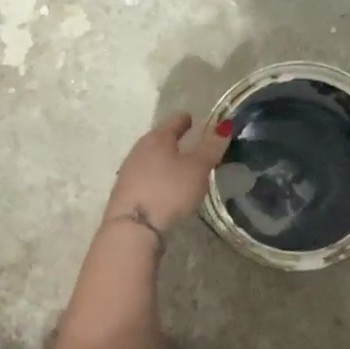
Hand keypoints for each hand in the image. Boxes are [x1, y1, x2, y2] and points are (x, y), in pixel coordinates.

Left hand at [102, 113, 231, 235]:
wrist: (132, 229)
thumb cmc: (169, 191)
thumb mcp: (198, 168)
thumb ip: (211, 146)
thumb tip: (224, 124)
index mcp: (158, 137)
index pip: (175, 120)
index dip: (187, 119)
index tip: (195, 120)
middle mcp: (140, 149)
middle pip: (160, 138)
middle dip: (175, 140)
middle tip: (193, 145)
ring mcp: (129, 171)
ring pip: (151, 158)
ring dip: (165, 160)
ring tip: (181, 168)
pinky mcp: (125, 192)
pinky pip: (145, 176)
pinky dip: (157, 177)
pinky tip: (165, 187)